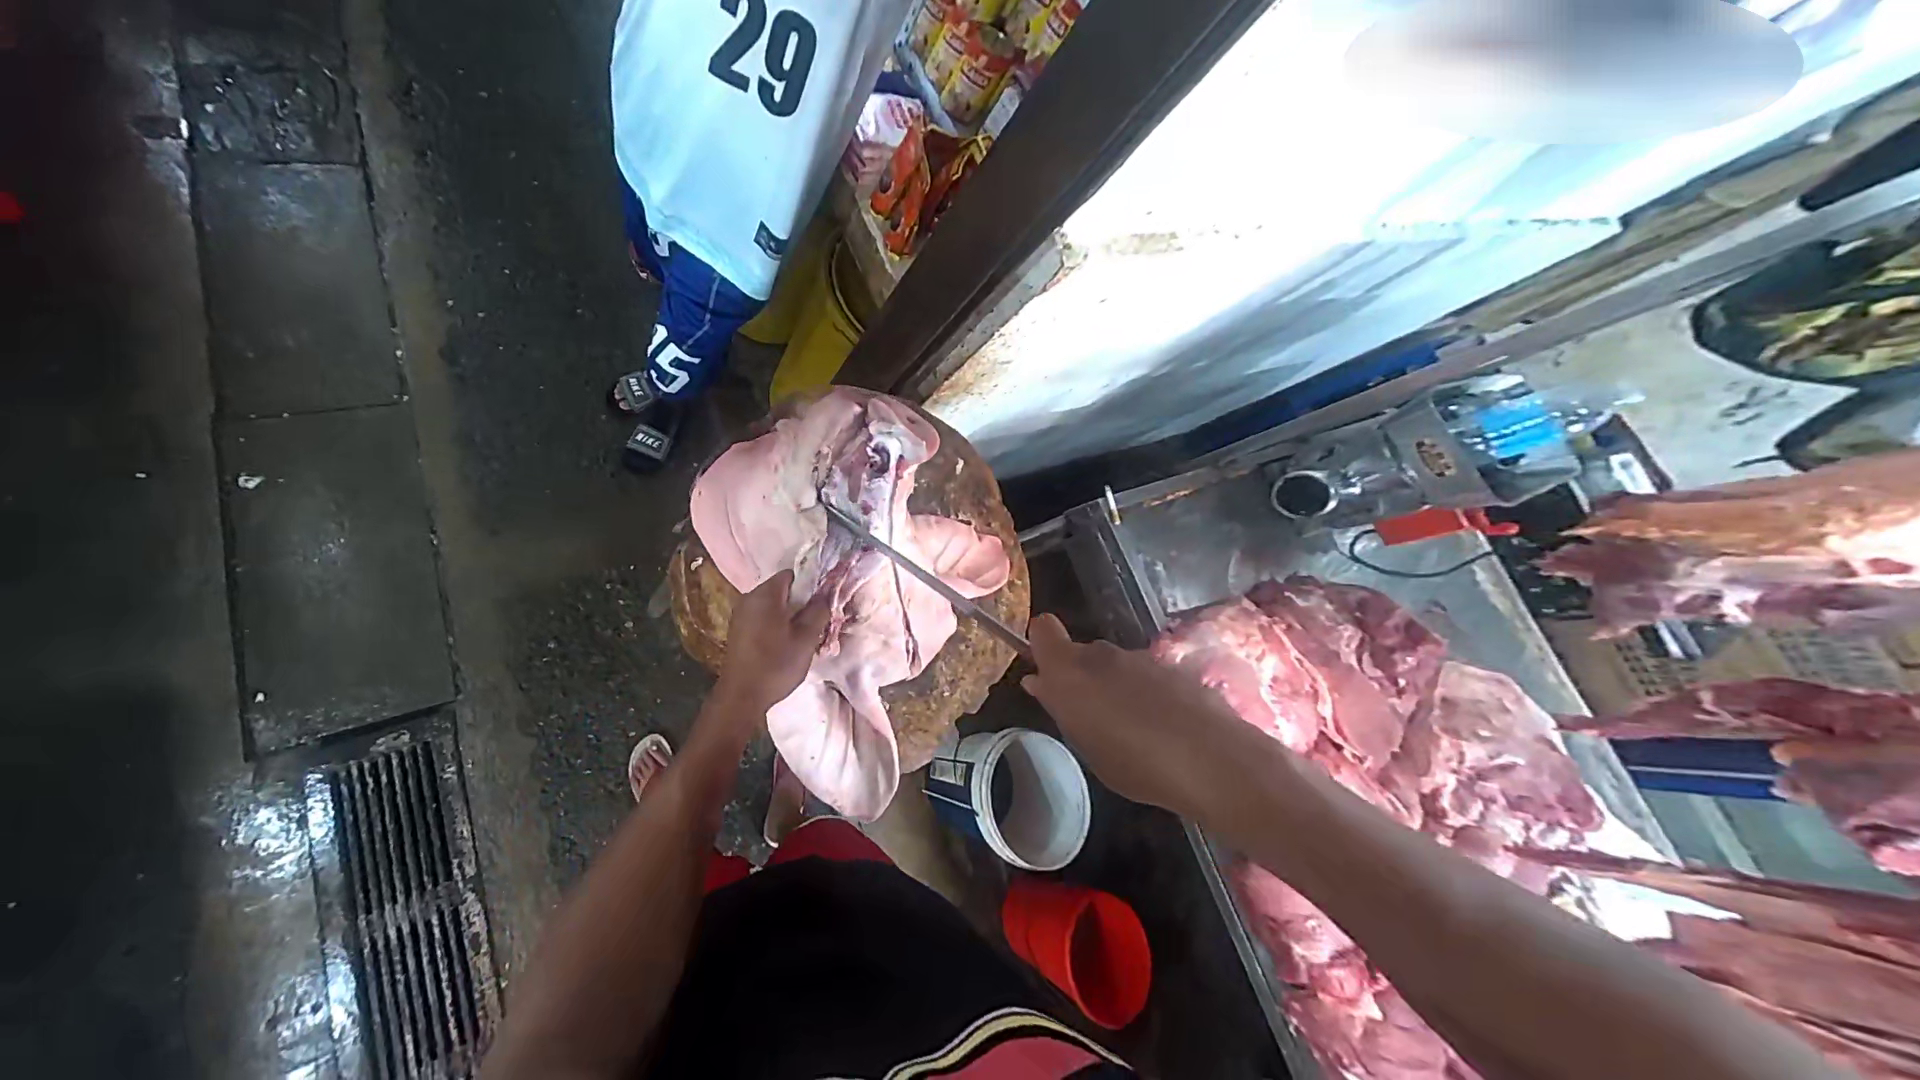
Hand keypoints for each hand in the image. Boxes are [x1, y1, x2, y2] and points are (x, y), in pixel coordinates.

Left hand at [716, 570, 831, 713]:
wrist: (741, 696)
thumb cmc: (776, 664)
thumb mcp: (806, 638)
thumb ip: (819, 610)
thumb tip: (827, 592)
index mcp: (765, 594)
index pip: (792, 575)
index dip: (810, 585)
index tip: (821, 604)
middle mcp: (748, 598)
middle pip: (781, 589)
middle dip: (800, 602)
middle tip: (816, 622)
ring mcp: (740, 615)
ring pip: (772, 605)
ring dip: (788, 615)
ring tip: (802, 636)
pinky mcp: (738, 630)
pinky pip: (762, 618)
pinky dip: (775, 625)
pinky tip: (783, 644)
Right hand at [1020, 614, 1281, 824]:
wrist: (1213, 761)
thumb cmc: (1135, 763)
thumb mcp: (1086, 745)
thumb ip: (1061, 708)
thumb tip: (1041, 681)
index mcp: (1071, 670)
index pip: (1043, 629)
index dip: (1041, 646)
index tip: (1046, 676)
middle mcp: (1103, 654)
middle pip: (1081, 652)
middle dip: (1080, 677)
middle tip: (1088, 717)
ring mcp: (1141, 658)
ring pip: (1114, 665)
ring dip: (1114, 687)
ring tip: (1129, 731)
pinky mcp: (1174, 668)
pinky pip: (1146, 676)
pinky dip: (1147, 694)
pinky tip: (1162, 730)